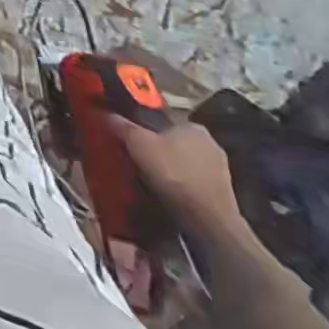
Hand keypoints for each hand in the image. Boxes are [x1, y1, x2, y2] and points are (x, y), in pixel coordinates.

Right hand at [108, 117, 245, 235]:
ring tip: (146, 172)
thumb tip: (105, 112)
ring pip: (183, 158)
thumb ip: (120, 124)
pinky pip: (192, 176)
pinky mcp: (223, 188)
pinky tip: (165, 186)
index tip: (128, 135)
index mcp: (192, 126)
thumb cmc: (171, 170)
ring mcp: (220, 167)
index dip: (142, 126)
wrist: (206, 216)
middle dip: (156, 145)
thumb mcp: (136, 142)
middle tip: (134, 153)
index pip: (161, 119)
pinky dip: (178, 179)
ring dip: (168, 163)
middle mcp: (210, 142)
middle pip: (173, 139)